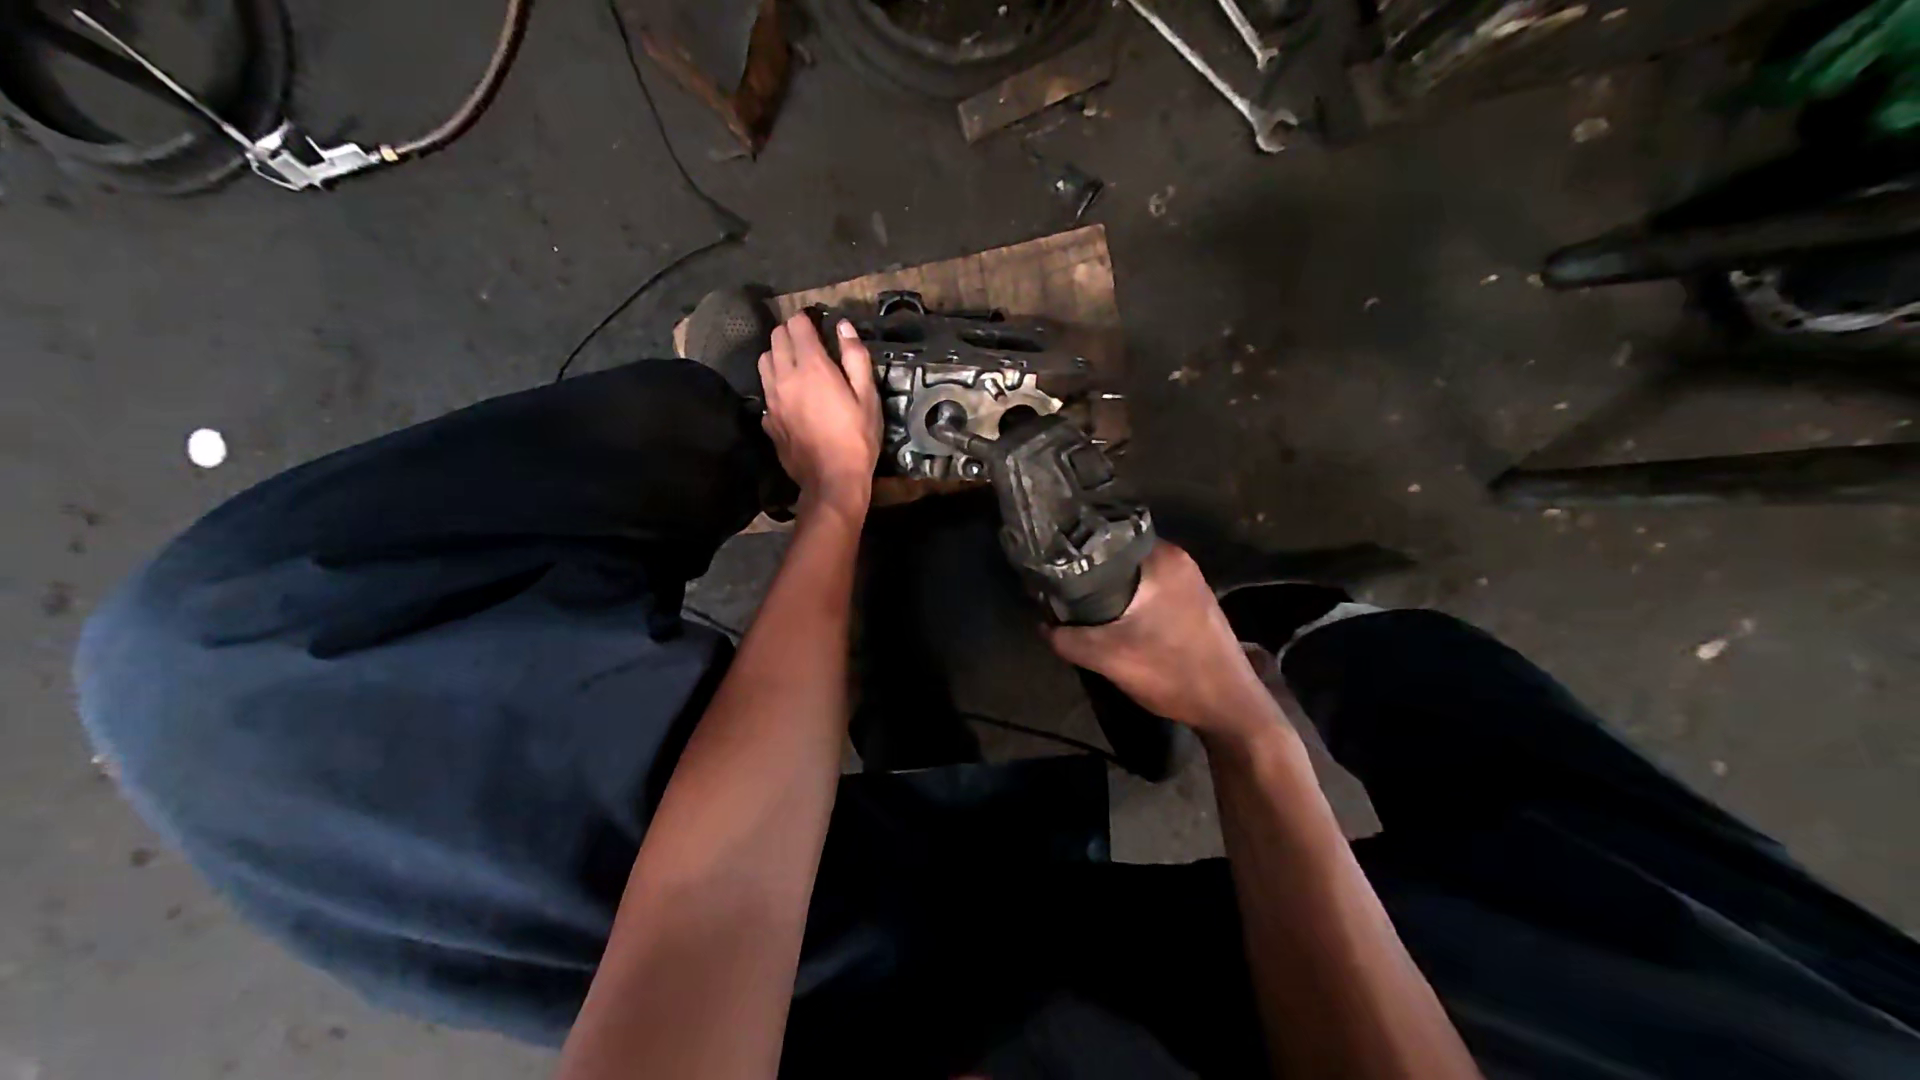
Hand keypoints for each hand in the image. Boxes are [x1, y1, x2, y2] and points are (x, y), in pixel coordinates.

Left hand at [759, 313, 882, 520]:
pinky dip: (776, 386)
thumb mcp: (868, 396)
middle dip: (791, 334)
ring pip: (764, 362)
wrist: (832, 480)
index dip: (807, 320)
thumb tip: (844, 327)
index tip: (819, 325)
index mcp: (811, 367)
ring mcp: (771, 400)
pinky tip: (792, 399)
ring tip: (796, 367)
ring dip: (778, 356)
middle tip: (810, 344)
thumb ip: (855, 357)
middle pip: (775, 338)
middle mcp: (784, 377)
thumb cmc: (857, 437)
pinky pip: (765, 391)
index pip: (796, 325)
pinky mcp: (767, 420)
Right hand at [1046, 543, 1282, 740]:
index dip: (1074, 551)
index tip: (1051, 566)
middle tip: (1061, 590)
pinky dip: (1130, 599)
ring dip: (1110, 589)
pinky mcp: (1193, 600)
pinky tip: (1115, 619)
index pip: (1104, 537)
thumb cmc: (1171, 672)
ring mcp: (1189, 579)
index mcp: (1161, 557)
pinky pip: (1149, 588)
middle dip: (1090, 573)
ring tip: (1081, 605)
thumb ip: (1067, 638)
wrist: (1229, 707)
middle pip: (1118, 556)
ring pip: (1134, 574)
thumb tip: (1042, 623)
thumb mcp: (1107, 657)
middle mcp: (1177, 559)